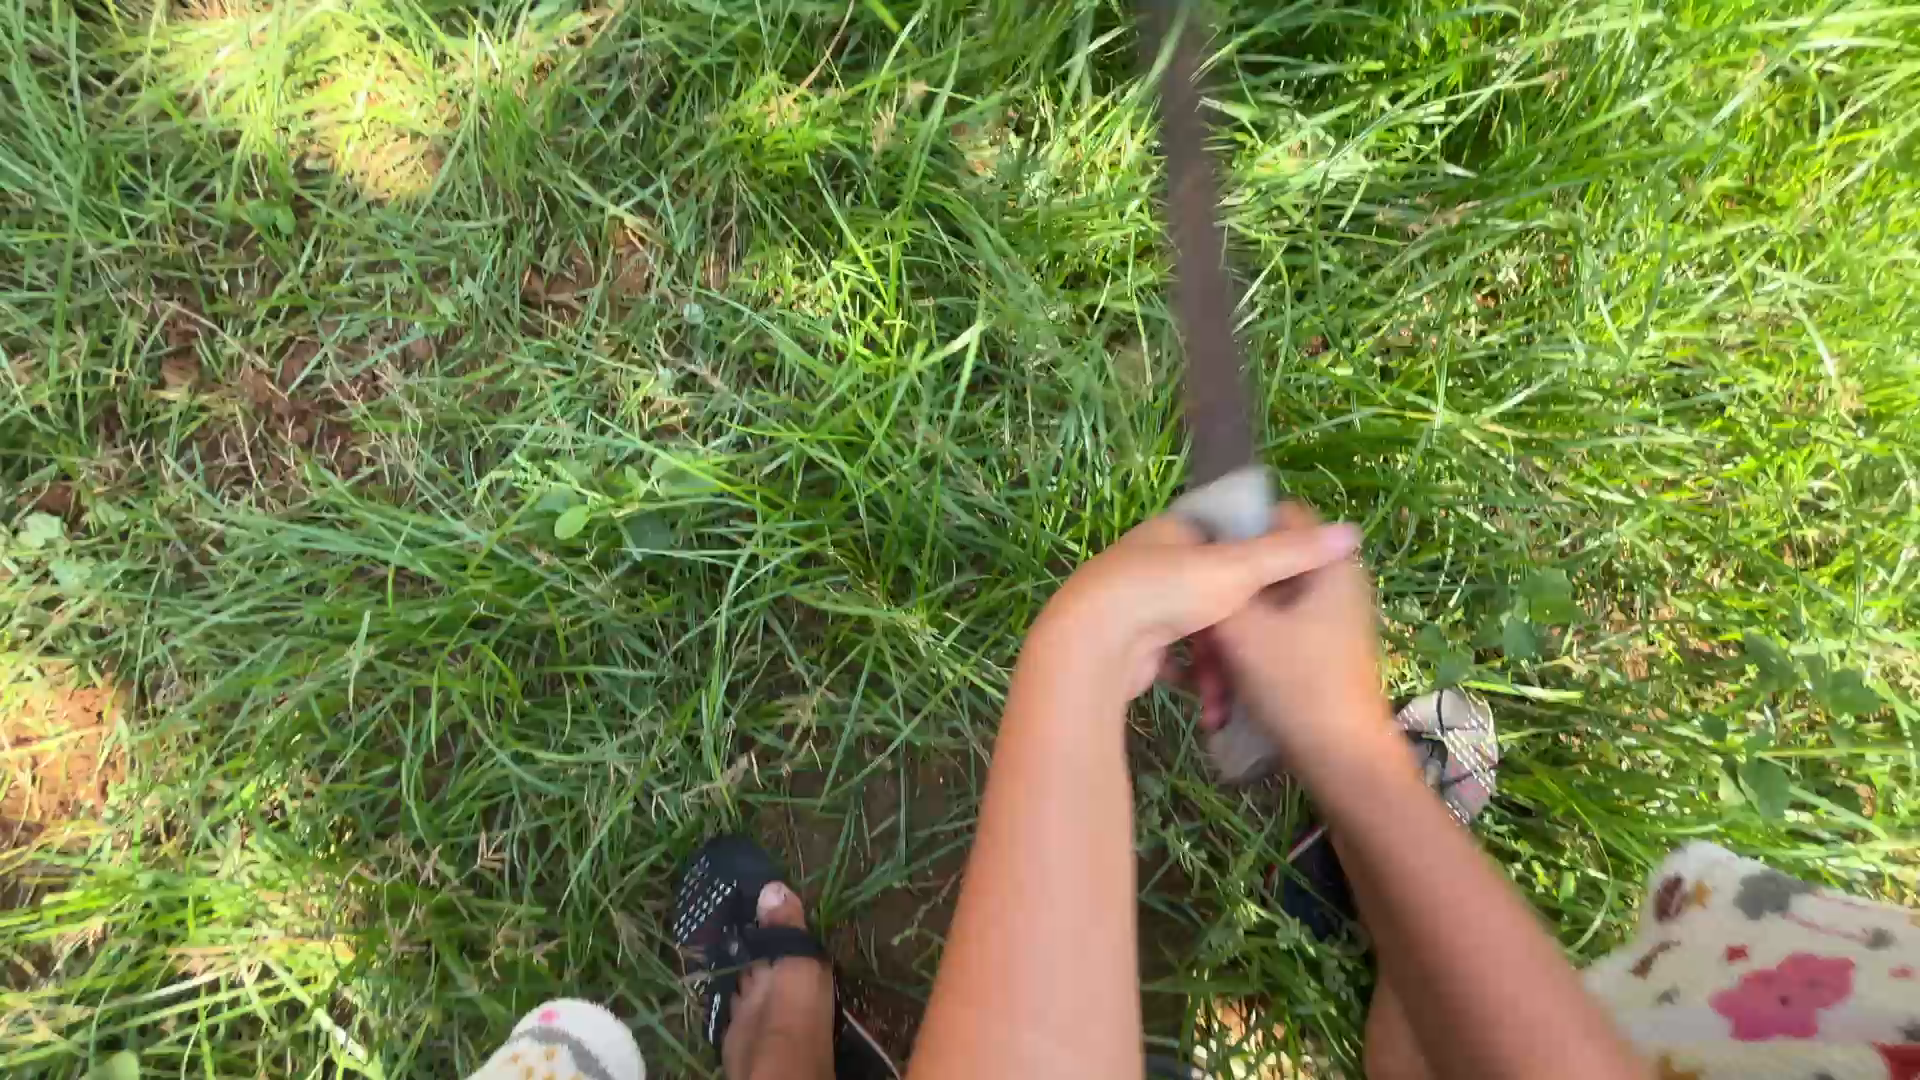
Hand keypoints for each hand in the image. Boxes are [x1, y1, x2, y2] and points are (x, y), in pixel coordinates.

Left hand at [1034, 508, 1362, 699]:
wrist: (1094, 641)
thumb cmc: (1167, 590)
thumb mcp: (1238, 567)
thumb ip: (1292, 553)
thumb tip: (1351, 532)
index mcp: (1171, 531)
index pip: (1223, 535)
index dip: (1259, 559)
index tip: (1289, 588)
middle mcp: (1150, 563)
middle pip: (1212, 590)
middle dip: (1240, 627)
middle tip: (1267, 650)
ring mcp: (1136, 605)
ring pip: (1195, 630)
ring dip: (1217, 663)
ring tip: (1230, 693)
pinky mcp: (1129, 644)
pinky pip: (1174, 658)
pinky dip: (1193, 677)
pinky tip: (1208, 699)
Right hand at [1200, 502, 1396, 774]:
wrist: (1342, 762)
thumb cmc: (1296, 684)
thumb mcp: (1243, 628)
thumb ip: (1218, 584)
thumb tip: (1200, 557)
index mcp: (1328, 566)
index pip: (1279, 516)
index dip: (1237, 529)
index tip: (1198, 557)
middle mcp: (1329, 586)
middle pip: (1259, 573)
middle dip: (1220, 608)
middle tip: (1194, 638)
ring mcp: (1321, 621)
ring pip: (1256, 613)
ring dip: (1223, 647)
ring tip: (1203, 685)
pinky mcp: (1311, 652)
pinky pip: (1265, 641)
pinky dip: (1239, 664)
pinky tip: (1217, 701)